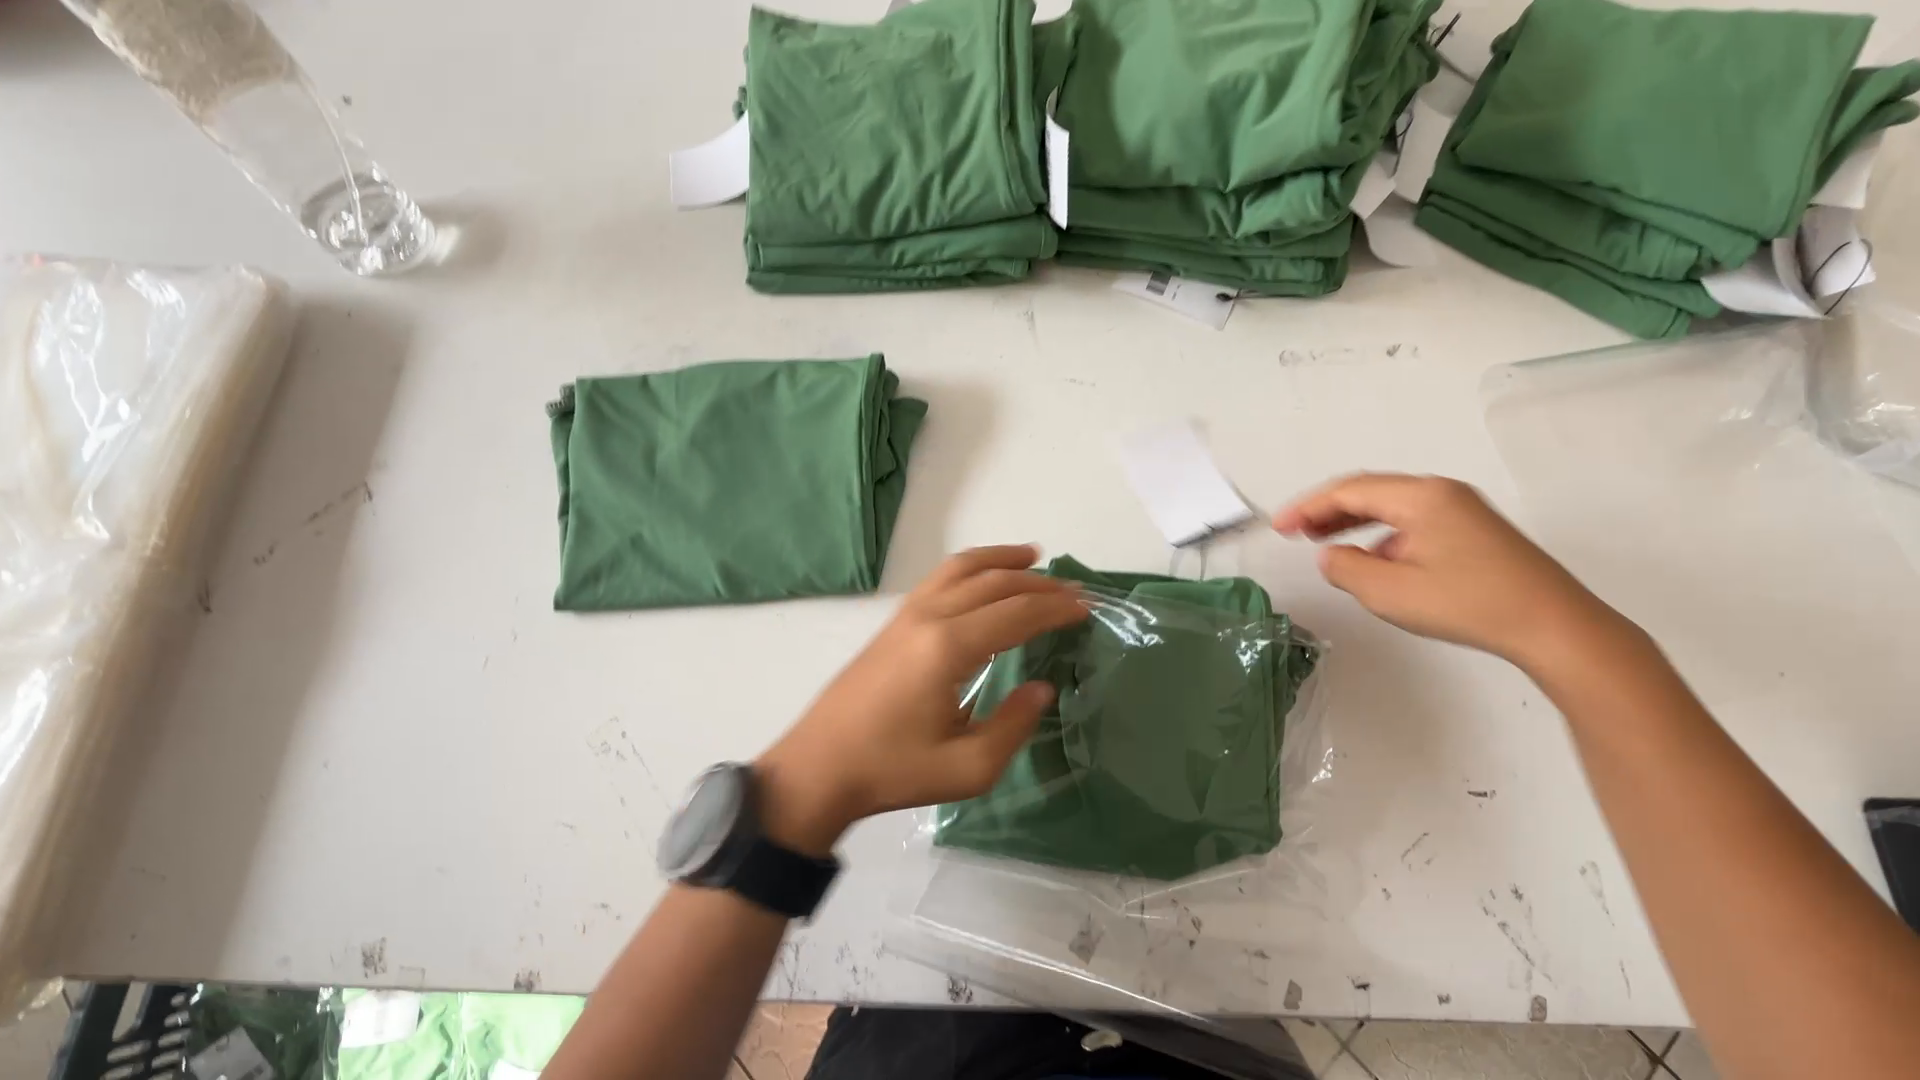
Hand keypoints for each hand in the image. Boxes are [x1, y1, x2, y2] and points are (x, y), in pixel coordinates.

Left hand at [754, 546, 1087, 854]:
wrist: (819, 768)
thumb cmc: (893, 772)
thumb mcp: (967, 768)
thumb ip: (1013, 725)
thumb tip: (1042, 688)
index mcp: (948, 649)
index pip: (1015, 614)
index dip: (1055, 609)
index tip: (1087, 609)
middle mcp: (928, 618)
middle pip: (993, 584)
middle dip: (1038, 584)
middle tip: (1074, 591)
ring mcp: (906, 616)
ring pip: (961, 570)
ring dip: (1001, 561)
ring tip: (1034, 558)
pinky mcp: (892, 624)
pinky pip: (939, 579)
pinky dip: (969, 568)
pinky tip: (983, 579)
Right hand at [1272, 473, 1632, 671]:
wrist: (1555, 626)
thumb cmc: (1467, 604)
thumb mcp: (1391, 592)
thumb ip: (1347, 568)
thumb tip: (1330, 555)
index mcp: (1420, 497)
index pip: (1349, 490)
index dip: (1308, 507)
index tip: (1278, 528)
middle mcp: (1441, 492)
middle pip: (1371, 490)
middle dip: (1328, 509)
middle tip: (1296, 531)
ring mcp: (1463, 509)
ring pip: (1393, 505)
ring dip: (1354, 520)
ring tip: (1325, 540)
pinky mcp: (1476, 530)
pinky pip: (1415, 520)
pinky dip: (1382, 532)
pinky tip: (1374, 558)